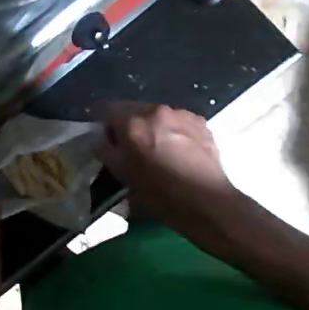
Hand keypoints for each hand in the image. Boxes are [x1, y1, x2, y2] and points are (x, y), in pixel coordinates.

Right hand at [97, 103, 238, 232]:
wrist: (205, 200)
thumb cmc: (159, 193)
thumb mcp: (122, 175)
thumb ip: (106, 150)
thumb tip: (102, 138)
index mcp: (132, 123)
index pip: (107, 109)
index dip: (105, 124)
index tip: (108, 138)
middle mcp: (155, 110)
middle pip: (134, 109)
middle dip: (130, 125)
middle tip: (133, 148)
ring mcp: (180, 113)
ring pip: (157, 114)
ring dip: (153, 127)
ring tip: (159, 150)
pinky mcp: (199, 121)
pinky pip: (178, 121)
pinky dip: (173, 130)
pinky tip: (179, 151)